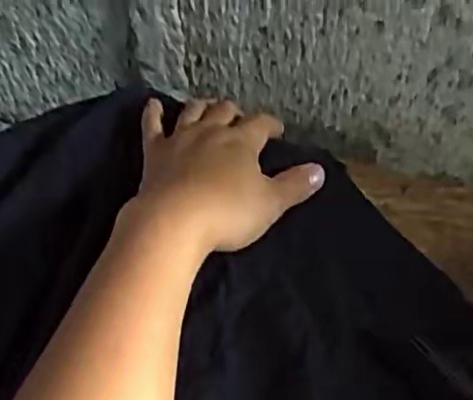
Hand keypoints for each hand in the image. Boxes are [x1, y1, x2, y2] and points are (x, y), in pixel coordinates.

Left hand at [130, 97, 324, 254]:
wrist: (176, 222)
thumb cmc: (227, 215)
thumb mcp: (269, 204)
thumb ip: (294, 187)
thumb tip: (319, 171)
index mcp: (242, 142)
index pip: (261, 125)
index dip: (270, 126)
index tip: (277, 131)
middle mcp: (211, 131)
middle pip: (225, 111)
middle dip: (236, 113)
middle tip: (241, 119)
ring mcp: (181, 139)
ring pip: (194, 112)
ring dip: (203, 107)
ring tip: (208, 108)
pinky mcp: (156, 153)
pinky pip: (153, 125)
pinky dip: (153, 113)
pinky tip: (153, 105)